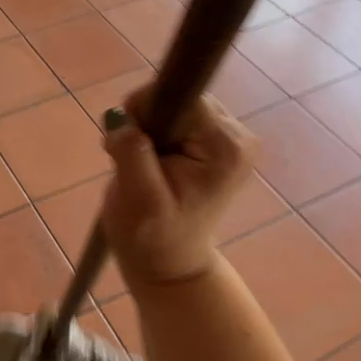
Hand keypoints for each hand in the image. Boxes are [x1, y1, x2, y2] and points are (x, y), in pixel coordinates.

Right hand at [99, 91, 257, 287]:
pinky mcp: (216, 139)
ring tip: (140, 164)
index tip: (129, 139)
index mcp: (226, 148)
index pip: (181, 97)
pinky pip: (177, 114)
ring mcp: (229, 137)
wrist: (168, 263)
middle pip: (178, 97)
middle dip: (147, 120)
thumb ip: (133, 153)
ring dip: (149, 127)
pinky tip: (151, 160)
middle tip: (132, 159)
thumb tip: (124, 116)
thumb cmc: (152, 238)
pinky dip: (156, 131)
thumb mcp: (138, 199)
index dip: (148, 110)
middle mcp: (237, 136)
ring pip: (174, 103)